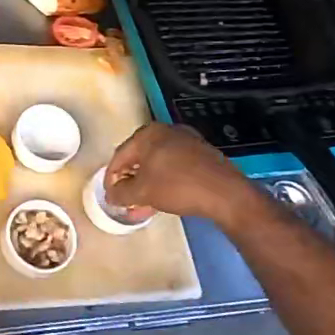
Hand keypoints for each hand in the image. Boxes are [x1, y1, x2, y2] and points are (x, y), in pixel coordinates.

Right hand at [105, 123, 262, 227]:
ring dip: (147, 183)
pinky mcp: (201, 152)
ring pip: (157, 162)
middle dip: (130, 181)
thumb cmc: (178, 187)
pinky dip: (164, 179)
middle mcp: (166, 130)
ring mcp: (186, 140)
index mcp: (148, 133)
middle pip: (139, 157)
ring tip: (143, 204)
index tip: (110, 195)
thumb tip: (111, 195)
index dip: (111, 178)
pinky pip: (173, 165)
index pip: (120, 155)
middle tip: (126, 201)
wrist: (225, 193)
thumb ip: (121, 193)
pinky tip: (163, 197)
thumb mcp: (142, 192)